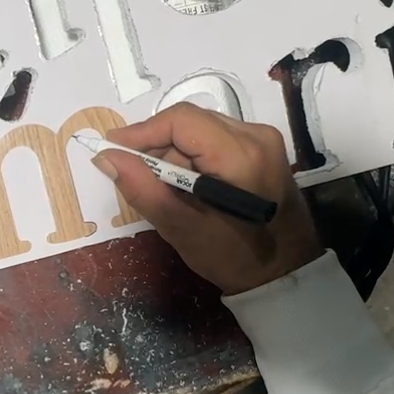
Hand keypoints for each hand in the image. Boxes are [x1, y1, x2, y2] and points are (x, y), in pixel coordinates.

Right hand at [96, 104, 320, 295]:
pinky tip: (184, 186)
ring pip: (199, 131)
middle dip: (155, 146)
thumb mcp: (182, 228)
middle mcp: (255, 135)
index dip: (141, 132)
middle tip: (133, 175)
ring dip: (172, 154)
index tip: (111, 151)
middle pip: (189, 123)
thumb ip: (143, 190)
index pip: (180, 120)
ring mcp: (262, 140)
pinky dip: (190, 158)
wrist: (285, 273)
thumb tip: (107, 158)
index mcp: (240, 153)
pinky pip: (214, 140)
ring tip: (160, 187)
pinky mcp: (262, 150)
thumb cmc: (234, 257)